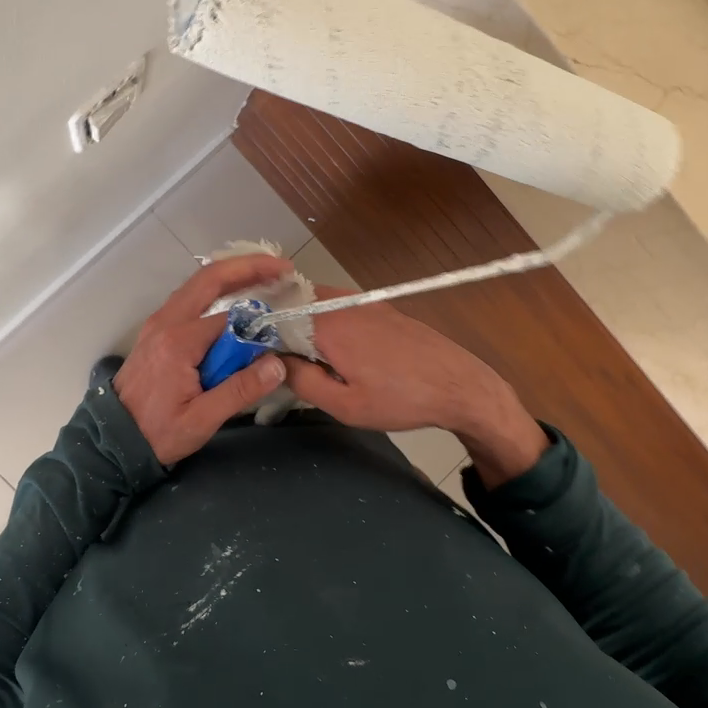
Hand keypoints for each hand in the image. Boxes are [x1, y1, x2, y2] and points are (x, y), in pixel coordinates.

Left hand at [113, 254, 290, 465]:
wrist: (114, 440)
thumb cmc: (157, 432)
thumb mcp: (201, 419)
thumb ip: (240, 390)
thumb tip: (277, 363)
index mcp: (179, 342)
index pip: (231, 318)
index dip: (262, 319)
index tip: (288, 320)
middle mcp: (166, 322)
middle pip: (209, 279)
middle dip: (248, 267)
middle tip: (283, 267)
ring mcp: (158, 324)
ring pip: (198, 287)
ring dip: (231, 277)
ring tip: (265, 276)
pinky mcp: (156, 332)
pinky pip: (190, 300)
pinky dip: (216, 292)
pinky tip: (235, 298)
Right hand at [279, 288, 546, 487]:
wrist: (460, 386)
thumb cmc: (401, 400)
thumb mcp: (345, 404)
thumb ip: (302, 381)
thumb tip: (271, 361)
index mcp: (329, 324)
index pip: (275, 315)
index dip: (257, 332)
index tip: (247, 353)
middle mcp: (343, 303)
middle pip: (293, 303)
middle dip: (276, 324)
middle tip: (267, 355)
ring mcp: (363, 302)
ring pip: (315, 304)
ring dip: (300, 323)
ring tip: (293, 354)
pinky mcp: (379, 307)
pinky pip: (337, 307)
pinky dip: (322, 321)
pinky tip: (326, 348)